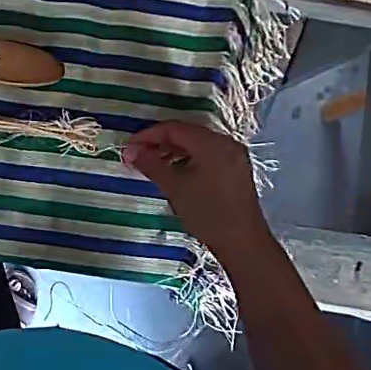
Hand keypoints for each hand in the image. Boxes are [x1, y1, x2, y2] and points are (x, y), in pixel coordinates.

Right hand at [123, 121, 272, 261]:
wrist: (241, 241)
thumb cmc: (207, 212)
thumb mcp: (174, 186)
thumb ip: (151, 164)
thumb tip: (130, 151)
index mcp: (212, 143)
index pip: (174, 128)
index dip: (148, 135)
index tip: (128, 147)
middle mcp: (226, 143)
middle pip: (186, 134)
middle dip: (159, 142)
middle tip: (137, 156)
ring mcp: (233, 156)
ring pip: (196, 145)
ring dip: (172, 151)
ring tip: (151, 165)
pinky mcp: (235, 170)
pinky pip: (206, 156)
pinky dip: (187, 159)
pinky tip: (174, 173)